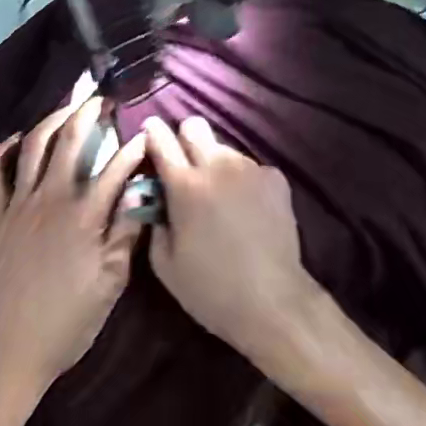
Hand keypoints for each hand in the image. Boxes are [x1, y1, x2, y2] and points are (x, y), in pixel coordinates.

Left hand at [0, 96, 149, 390]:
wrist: (4, 354)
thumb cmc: (66, 323)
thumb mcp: (110, 284)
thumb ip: (126, 233)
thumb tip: (142, 193)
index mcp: (84, 215)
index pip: (117, 166)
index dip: (136, 147)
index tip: (148, 136)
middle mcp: (51, 199)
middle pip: (71, 140)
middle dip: (90, 112)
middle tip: (102, 98)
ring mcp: (18, 207)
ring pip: (33, 146)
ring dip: (52, 119)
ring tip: (67, 106)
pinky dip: (1, 152)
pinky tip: (15, 140)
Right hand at [142, 117, 321, 356]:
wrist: (272, 300)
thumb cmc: (210, 289)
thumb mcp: (165, 264)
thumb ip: (154, 221)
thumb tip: (154, 198)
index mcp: (185, 185)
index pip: (162, 139)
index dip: (153, 132)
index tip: (150, 132)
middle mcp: (218, 165)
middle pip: (195, 125)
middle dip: (184, 138)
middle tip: (185, 165)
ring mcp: (250, 167)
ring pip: (224, 149)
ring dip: (215, 164)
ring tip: (221, 199)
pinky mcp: (276, 176)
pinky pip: (251, 168)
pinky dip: (243, 181)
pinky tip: (248, 210)